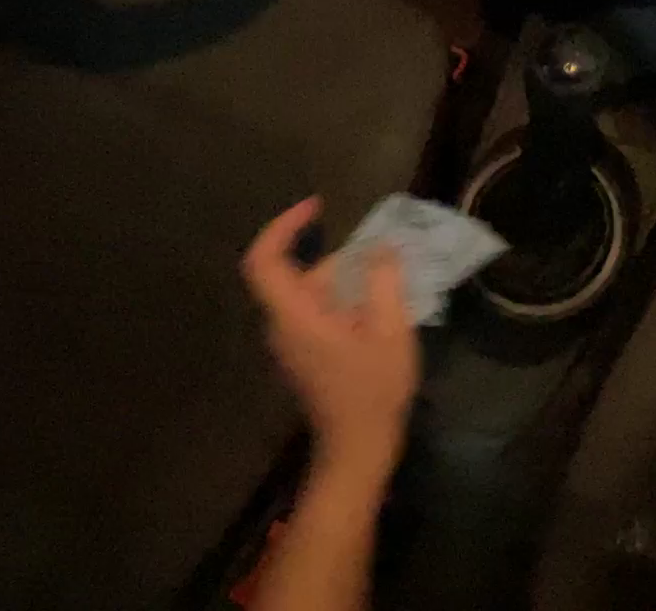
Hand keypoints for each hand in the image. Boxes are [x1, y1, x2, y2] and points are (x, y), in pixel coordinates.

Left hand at [242, 198, 419, 481]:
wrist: (358, 449)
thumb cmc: (373, 391)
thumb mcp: (391, 331)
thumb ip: (384, 282)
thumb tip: (379, 248)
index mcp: (296, 317)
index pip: (264, 262)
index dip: (282, 227)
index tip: (316, 207)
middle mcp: (283, 326)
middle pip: (298, 275)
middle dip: (340, 260)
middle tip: (385, 259)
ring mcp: (292, 343)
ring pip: (311, 293)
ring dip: (347, 282)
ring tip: (390, 286)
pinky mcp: (305, 354)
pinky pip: (318, 311)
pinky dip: (345, 300)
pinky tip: (379, 312)